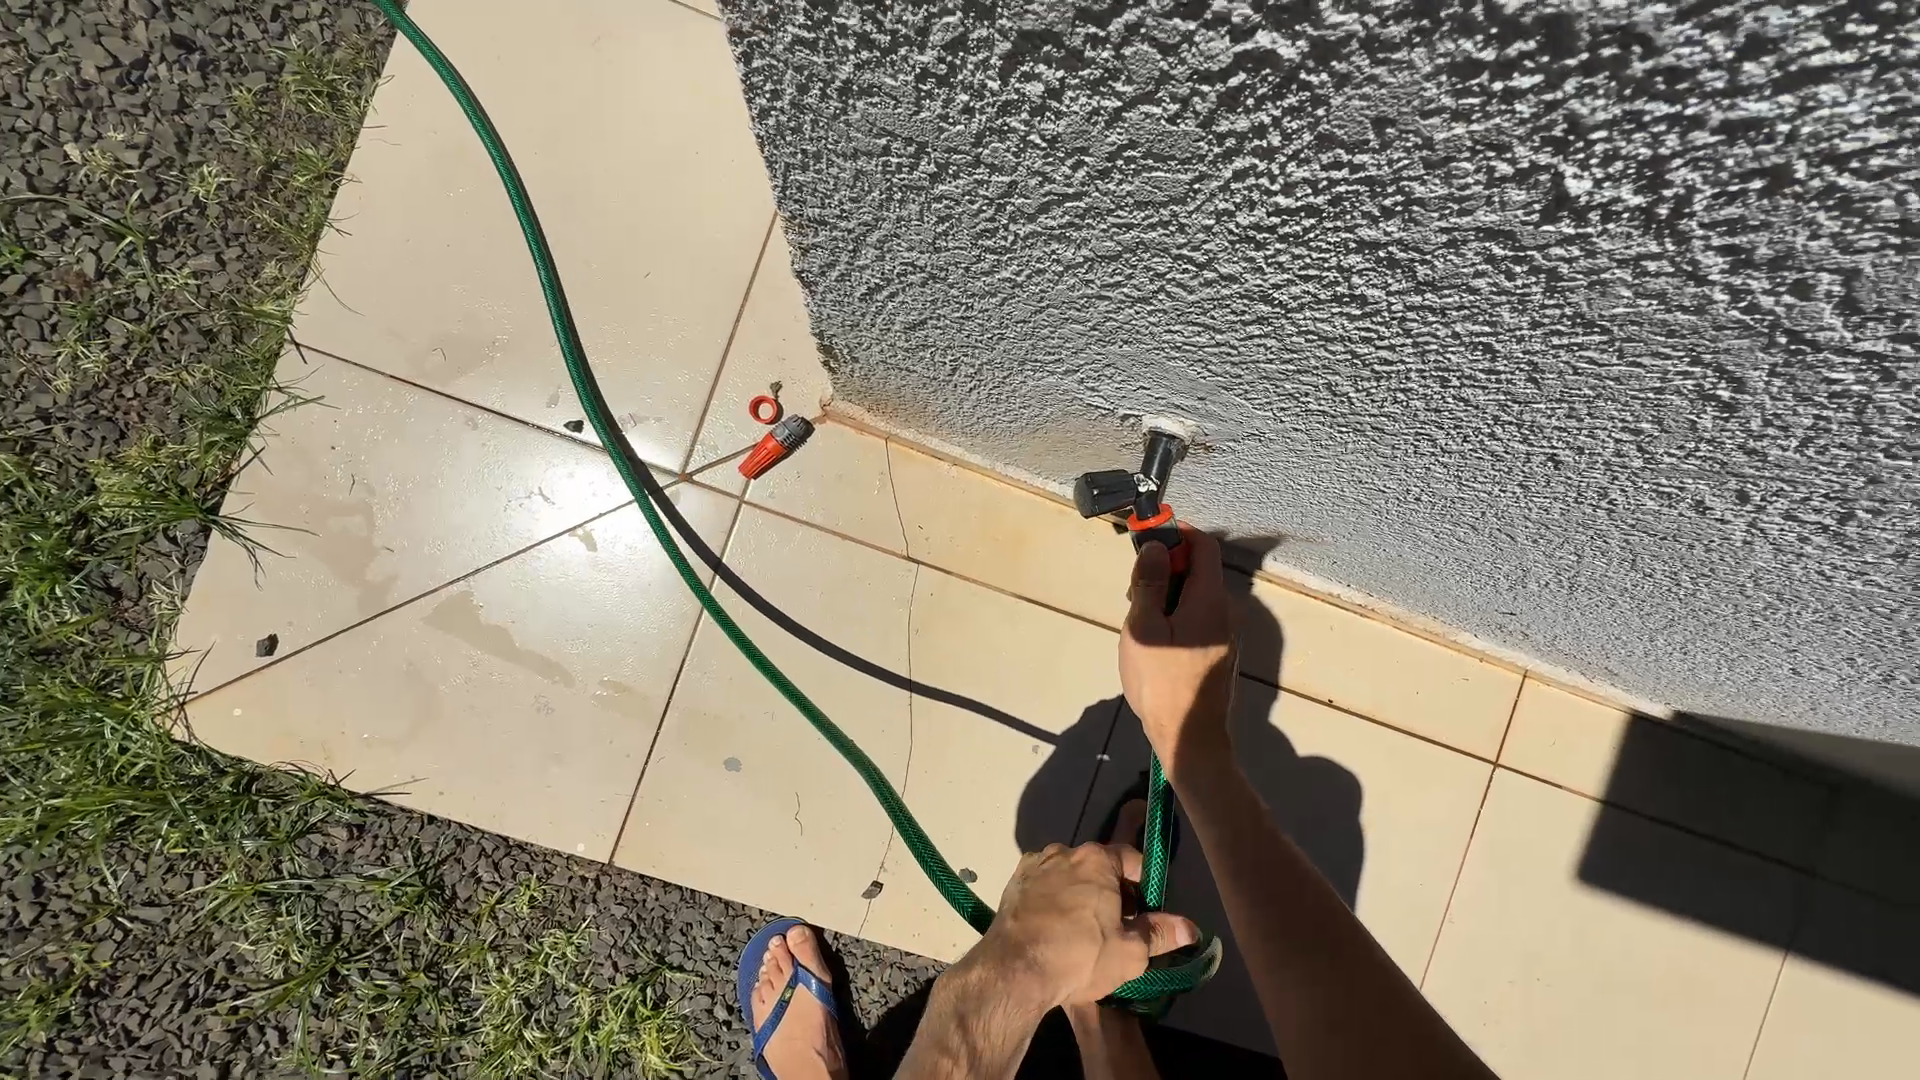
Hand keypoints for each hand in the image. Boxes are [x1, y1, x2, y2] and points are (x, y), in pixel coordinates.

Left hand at [972, 842, 1198, 1009]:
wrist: (1016, 968)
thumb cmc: (1080, 956)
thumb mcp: (1129, 952)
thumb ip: (1159, 934)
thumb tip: (1190, 927)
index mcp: (1097, 859)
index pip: (1131, 859)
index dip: (1142, 884)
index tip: (1144, 910)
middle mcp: (1065, 851)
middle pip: (1098, 865)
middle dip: (1110, 889)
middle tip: (1116, 924)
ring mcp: (1036, 863)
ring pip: (1068, 873)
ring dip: (1079, 891)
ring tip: (1082, 928)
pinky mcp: (1015, 880)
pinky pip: (1043, 883)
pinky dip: (1052, 896)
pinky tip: (1053, 925)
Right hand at [1119, 526, 1236, 779]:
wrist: (1190, 736)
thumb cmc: (1160, 681)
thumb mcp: (1143, 628)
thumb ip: (1149, 584)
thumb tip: (1156, 546)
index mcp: (1209, 599)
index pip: (1203, 546)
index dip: (1177, 534)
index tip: (1147, 541)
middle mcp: (1226, 610)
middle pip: (1197, 572)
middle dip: (1164, 572)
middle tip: (1132, 597)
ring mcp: (1226, 634)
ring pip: (1195, 597)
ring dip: (1166, 598)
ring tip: (1139, 625)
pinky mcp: (1220, 652)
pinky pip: (1198, 619)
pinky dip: (1176, 617)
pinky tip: (1156, 644)